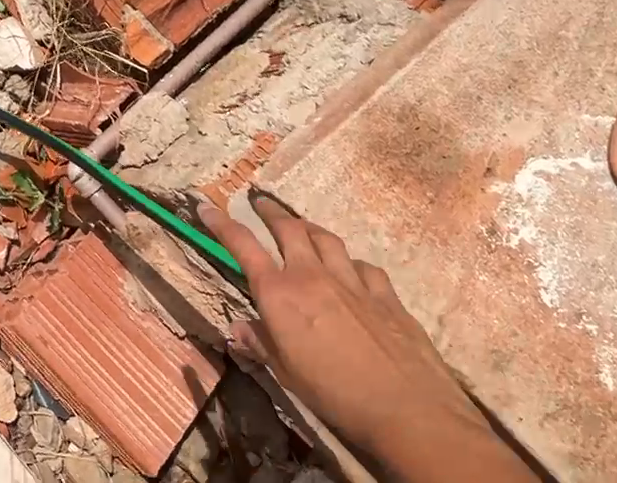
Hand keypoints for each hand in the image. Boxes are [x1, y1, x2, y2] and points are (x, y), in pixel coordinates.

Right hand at [198, 195, 539, 482]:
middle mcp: (312, 277)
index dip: (220, 222)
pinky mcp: (389, 299)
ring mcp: (354, 285)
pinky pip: (366, 268)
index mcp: (278, 293)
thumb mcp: (285, 372)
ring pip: (328, 239)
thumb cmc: (335, 394)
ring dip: (310, 228)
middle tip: (259, 202)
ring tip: (302, 227)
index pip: (241, 244)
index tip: (205, 206)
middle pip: (289, 228)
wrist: (411, 414)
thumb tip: (240, 330)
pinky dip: (352, 263)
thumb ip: (260, 343)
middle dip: (270, 211)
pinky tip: (353, 272)